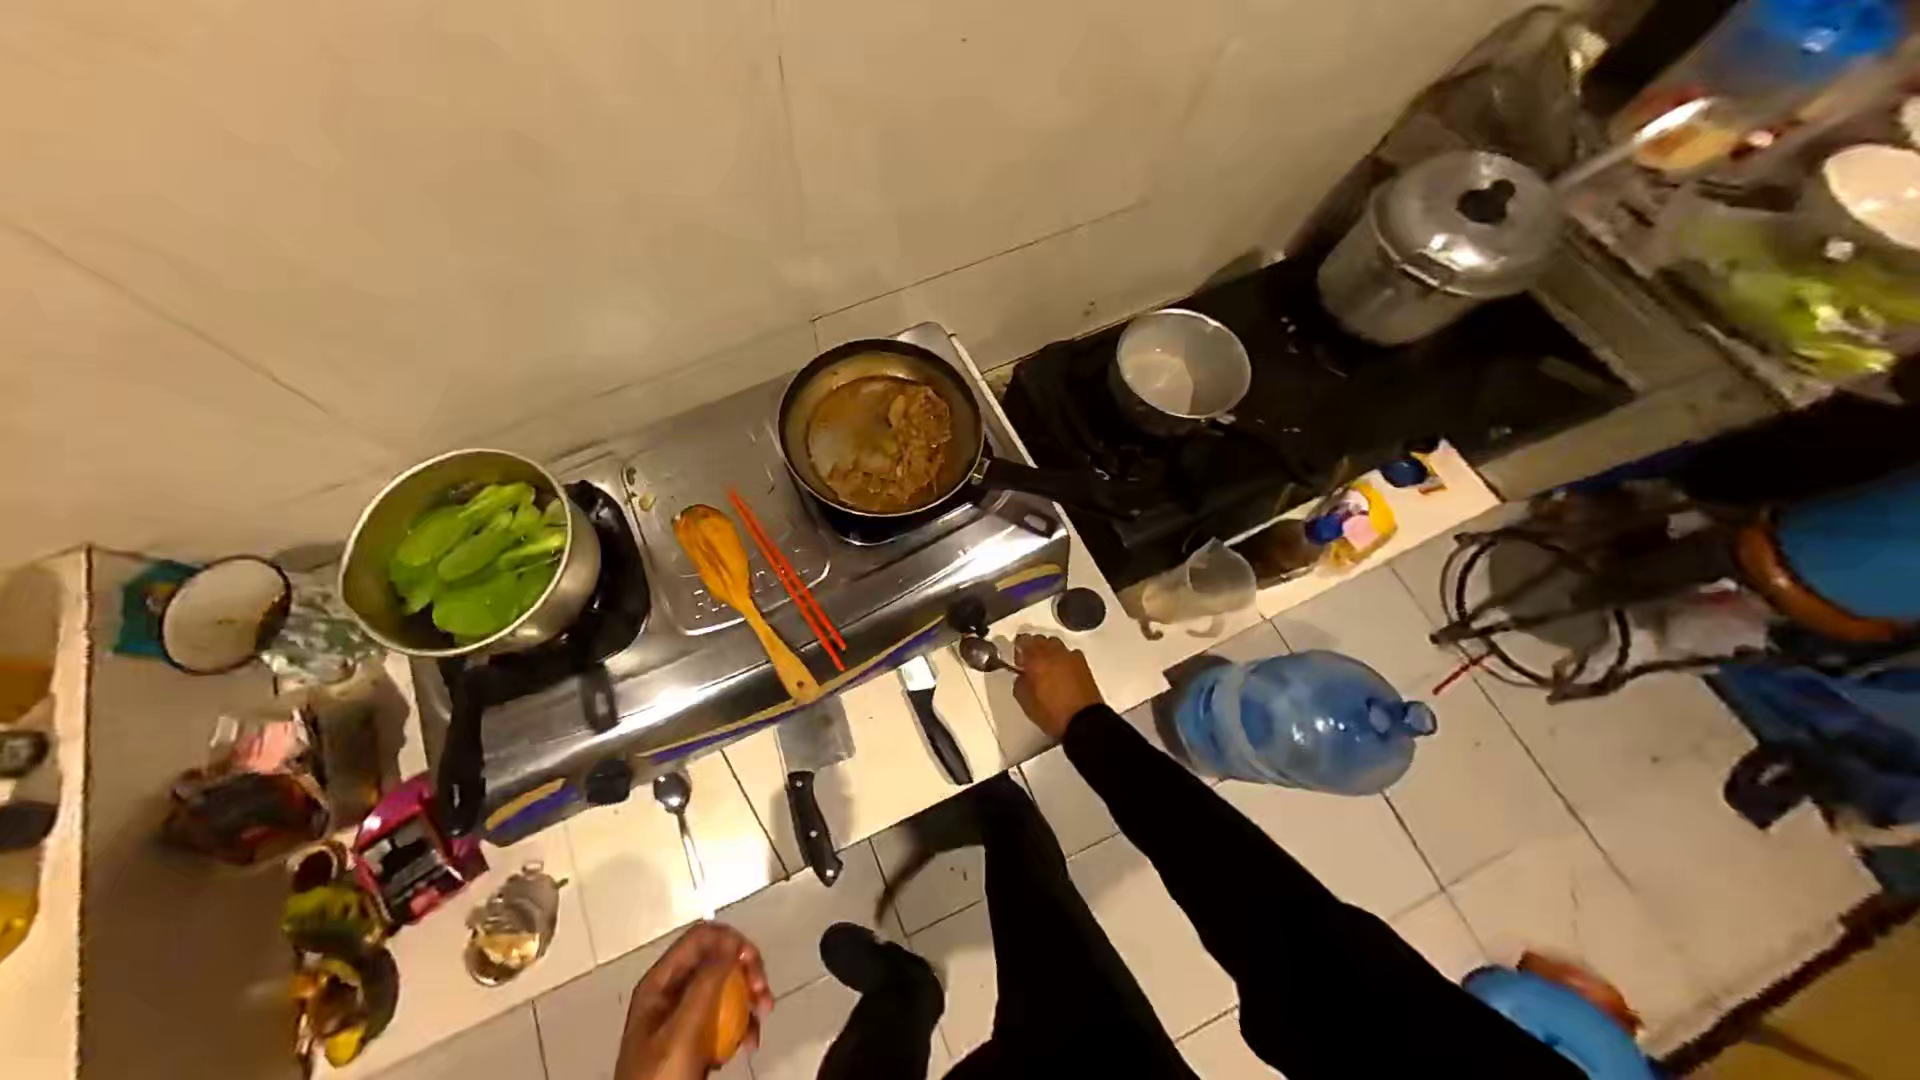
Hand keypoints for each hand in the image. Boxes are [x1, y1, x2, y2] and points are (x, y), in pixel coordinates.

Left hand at [616, 922, 772, 1079]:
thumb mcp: (681, 1033)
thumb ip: (706, 984)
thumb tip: (732, 943)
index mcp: (660, 983)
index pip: (701, 938)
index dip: (729, 940)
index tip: (750, 961)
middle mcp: (673, 992)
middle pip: (719, 958)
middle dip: (747, 970)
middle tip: (763, 993)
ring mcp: (686, 1015)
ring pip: (728, 985)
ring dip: (751, 998)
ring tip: (763, 1019)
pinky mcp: (699, 1037)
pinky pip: (729, 1015)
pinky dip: (745, 1024)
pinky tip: (750, 1044)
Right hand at [1012, 634, 1103, 739]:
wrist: (1083, 722)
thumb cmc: (1052, 713)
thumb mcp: (1025, 701)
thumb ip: (1019, 682)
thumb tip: (1022, 676)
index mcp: (1037, 659)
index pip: (1023, 641)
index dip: (1018, 648)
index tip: (1017, 658)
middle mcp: (1054, 653)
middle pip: (1040, 639)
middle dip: (1033, 648)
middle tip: (1029, 663)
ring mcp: (1070, 657)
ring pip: (1055, 644)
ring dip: (1048, 651)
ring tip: (1046, 667)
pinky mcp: (1083, 664)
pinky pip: (1069, 654)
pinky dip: (1063, 658)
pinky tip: (1061, 671)